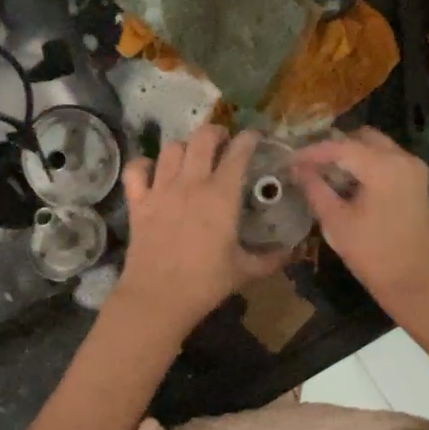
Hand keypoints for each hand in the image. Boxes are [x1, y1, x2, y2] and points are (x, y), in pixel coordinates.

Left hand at [116, 126, 288, 334]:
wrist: (159, 297)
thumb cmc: (206, 283)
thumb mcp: (245, 271)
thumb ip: (270, 259)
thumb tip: (291, 252)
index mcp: (222, 194)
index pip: (238, 152)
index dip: (248, 139)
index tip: (254, 138)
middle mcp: (191, 183)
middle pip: (202, 138)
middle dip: (215, 132)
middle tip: (222, 142)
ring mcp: (161, 189)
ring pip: (171, 148)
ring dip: (184, 147)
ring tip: (191, 157)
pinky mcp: (138, 202)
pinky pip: (136, 170)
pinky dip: (144, 165)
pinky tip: (152, 172)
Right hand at [292, 128, 428, 307]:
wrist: (414, 282)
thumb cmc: (372, 255)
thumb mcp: (336, 222)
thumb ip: (316, 189)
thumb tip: (298, 169)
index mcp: (384, 167)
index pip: (341, 147)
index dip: (313, 151)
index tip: (289, 158)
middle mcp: (403, 159)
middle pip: (363, 138)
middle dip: (334, 147)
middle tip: (308, 163)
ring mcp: (414, 169)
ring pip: (376, 147)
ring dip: (351, 155)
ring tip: (324, 172)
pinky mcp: (417, 182)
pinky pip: (387, 160)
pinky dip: (366, 164)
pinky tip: (347, 182)